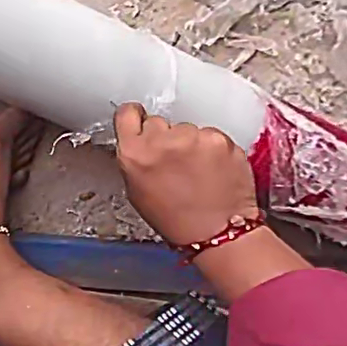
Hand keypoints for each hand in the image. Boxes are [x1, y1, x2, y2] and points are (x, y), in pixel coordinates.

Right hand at [112, 103, 260, 246]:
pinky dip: (211, 148)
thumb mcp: (135, 190)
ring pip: (186, 129)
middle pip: (158, 122)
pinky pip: (210, 135)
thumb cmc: (174, 218)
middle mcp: (161, 141)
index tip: (140, 120)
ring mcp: (192, 137)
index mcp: (133, 154)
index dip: (134, 117)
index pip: (127, 113)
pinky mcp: (219, 139)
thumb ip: (134, 159)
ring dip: (190, 143)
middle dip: (164, 138)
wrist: (215, 231)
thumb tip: (138, 142)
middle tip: (173, 162)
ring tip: (195, 170)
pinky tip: (211, 169)